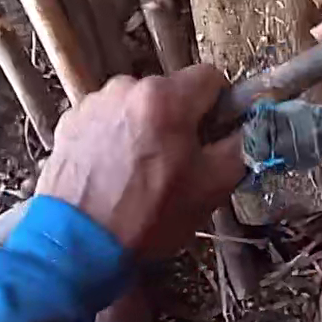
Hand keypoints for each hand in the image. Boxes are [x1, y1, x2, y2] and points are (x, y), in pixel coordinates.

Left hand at [36, 65, 245, 258]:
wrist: (76, 243)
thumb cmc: (147, 217)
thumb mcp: (211, 186)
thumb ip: (242, 146)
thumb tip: (252, 125)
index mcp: (164, 97)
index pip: (210, 78)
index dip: (219, 107)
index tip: (213, 135)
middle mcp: (126, 88)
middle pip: (170, 93)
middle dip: (179, 121)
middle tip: (176, 164)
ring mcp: (94, 102)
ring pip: (137, 106)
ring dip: (145, 129)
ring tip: (138, 173)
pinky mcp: (70, 120)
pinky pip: (107, 119)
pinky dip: (114, 137)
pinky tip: (112, 171)